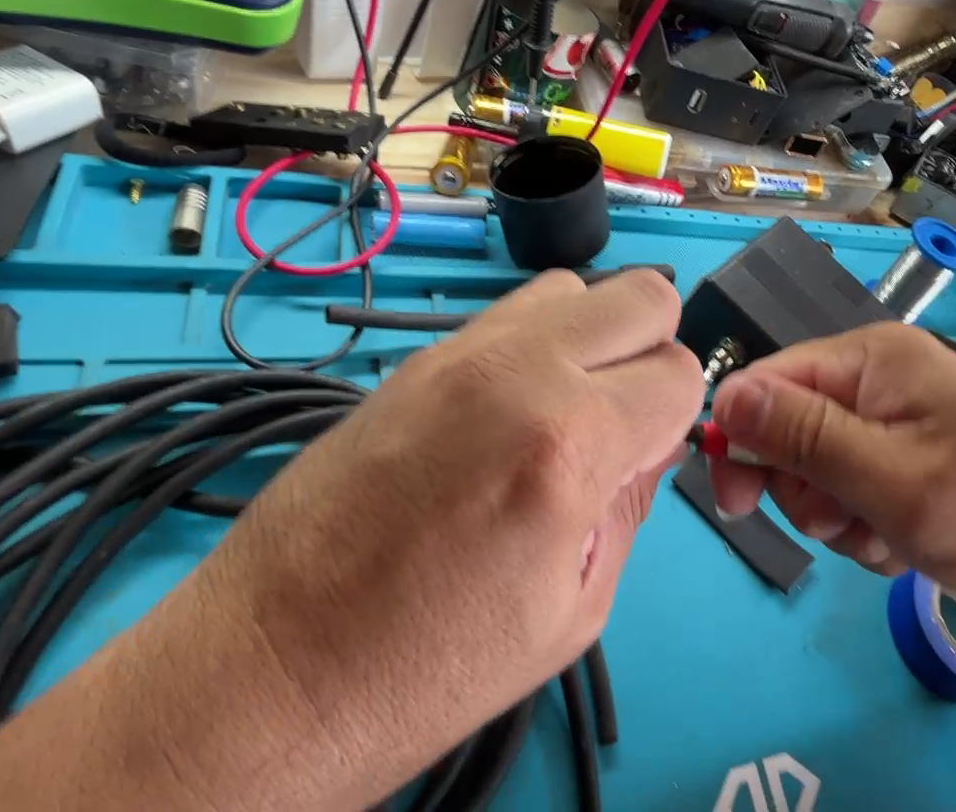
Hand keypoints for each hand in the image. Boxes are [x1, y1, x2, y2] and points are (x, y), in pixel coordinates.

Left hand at [206, 269, 702, 797]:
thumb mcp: (574, 611)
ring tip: (563, 406)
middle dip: (653, 352)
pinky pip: (508, 313)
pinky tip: (507, 410)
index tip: (647, 455)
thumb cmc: (430, 668)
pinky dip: (534, 343)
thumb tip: (653, 441)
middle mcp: (520, 371)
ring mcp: (460, 354)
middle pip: (643, 295)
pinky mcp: (415, 359)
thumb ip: (632, 504)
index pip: (682, 372)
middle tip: (620, 418)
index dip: (679, 418)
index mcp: (571, 443)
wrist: (273, 664)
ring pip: (573, 288)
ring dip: (591, 337)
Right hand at [708, 322, 955, 616]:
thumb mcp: (897, 482)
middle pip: (788, 431)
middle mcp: (878, 381)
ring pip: (819, 472)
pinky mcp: (914, 463)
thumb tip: (726, 397)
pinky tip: (908, 547)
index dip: (742, 439)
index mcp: (870, 361)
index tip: (738, 504)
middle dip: (804, 490)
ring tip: (890, 539)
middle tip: (845, 525)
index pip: (767, 383)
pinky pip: (856, 495)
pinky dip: (869, 528)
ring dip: (840, 517)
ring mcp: (897, 424)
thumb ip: (806, 439)